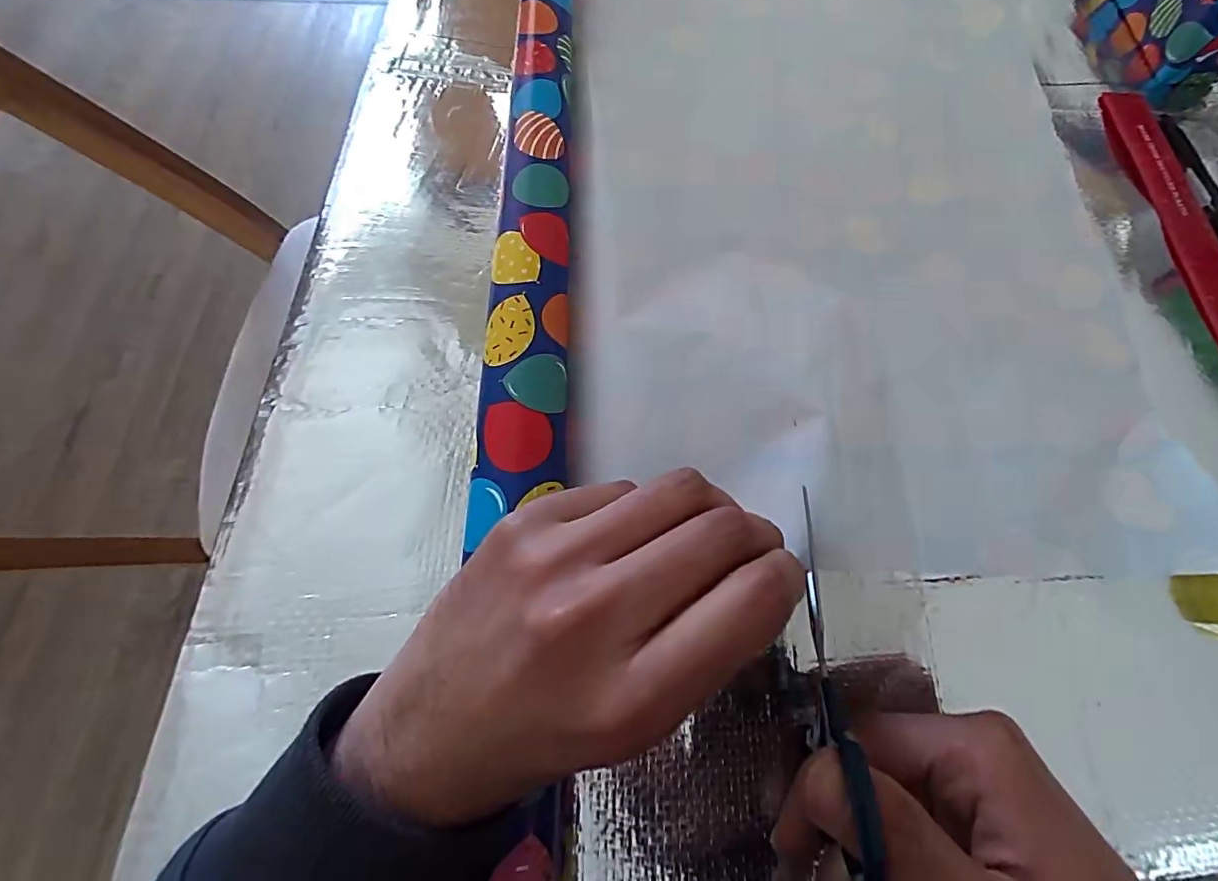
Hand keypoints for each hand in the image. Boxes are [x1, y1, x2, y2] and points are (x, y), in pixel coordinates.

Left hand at [332, 470, 804, 825]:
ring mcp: (552, 556)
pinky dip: (650, 509)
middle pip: (724, 530)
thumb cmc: (556, 732)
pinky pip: (628, 486)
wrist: (432, 729)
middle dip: (758, 535)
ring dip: (712, 508)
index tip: (782, 574)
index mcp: (631, 695)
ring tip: (699, 533)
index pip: (751, 598)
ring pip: (685, 488)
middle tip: (751, 549)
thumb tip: (765, 567)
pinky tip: (631, 538)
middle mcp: (591, 616)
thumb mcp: (647, 722)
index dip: (785, 575)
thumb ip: (717, 644)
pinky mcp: (527, 518)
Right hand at [772, 711, 1129, 880]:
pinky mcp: (990, 821)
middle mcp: (976, 748)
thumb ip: (896, 833)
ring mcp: (984, 784)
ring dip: (868, 846)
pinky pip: (922, 824)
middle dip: (844, 822)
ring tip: (863, 878)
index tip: (789, 851)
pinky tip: (895, 874)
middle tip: (818, 875)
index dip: (820, 785)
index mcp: (974, 744)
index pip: (866, 736)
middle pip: (878, 766)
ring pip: (894, 800)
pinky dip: (897, 855)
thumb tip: (818, 770)